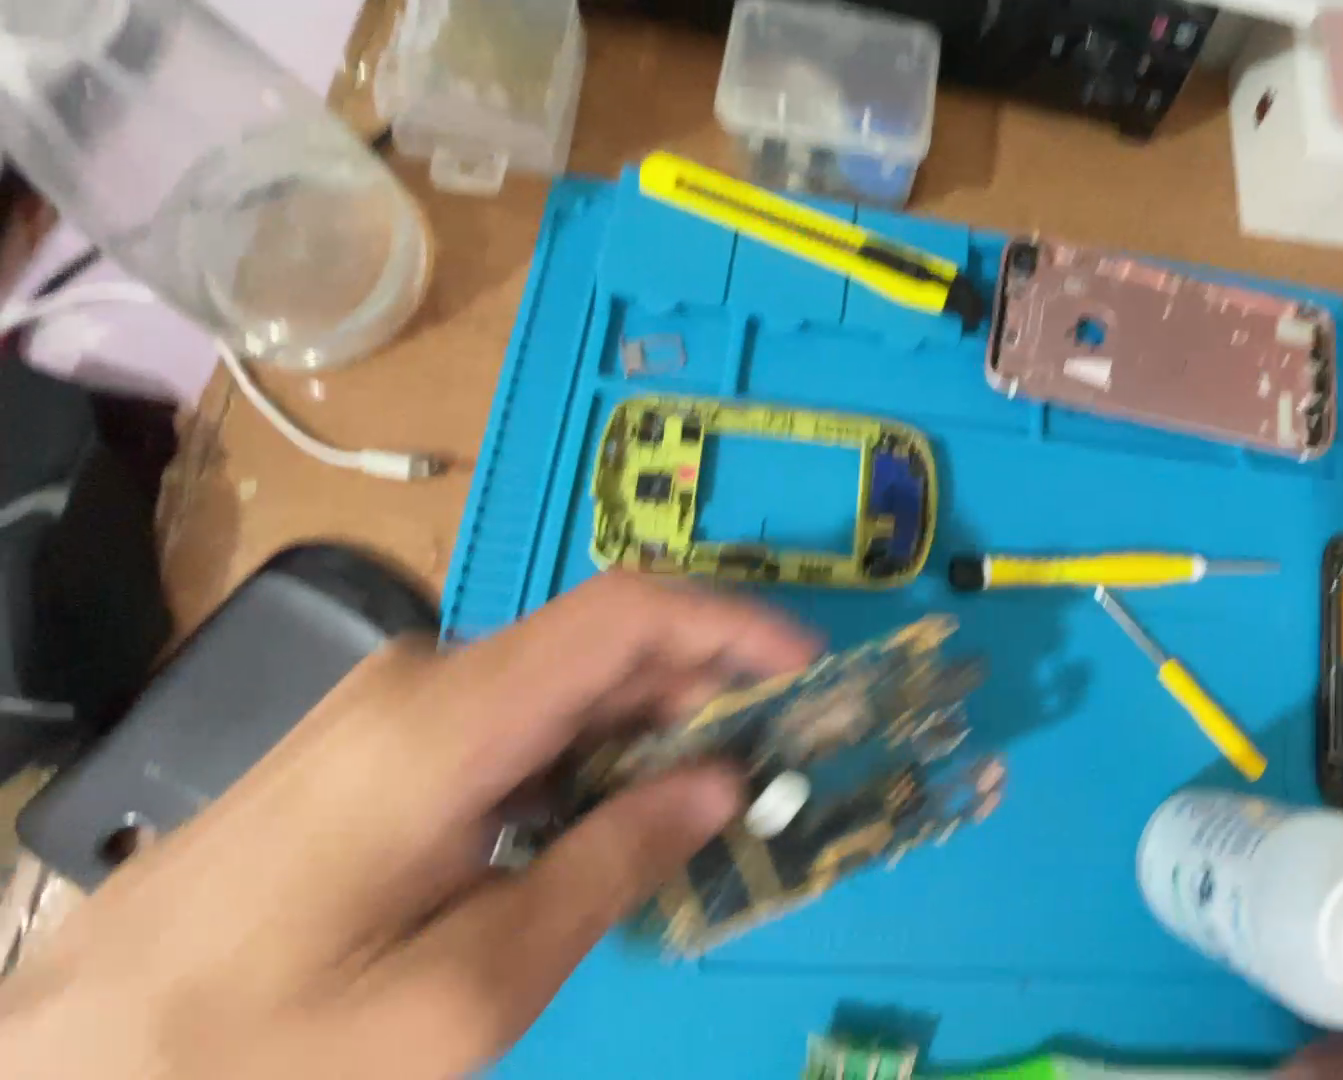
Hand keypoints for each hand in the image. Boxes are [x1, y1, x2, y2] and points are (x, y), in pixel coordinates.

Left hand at [0, 573, 818, 1078]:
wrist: (61, 1071)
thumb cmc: (268, 1051)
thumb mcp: (468, 993)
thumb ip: (612, 867)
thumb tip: (723, 783)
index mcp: (448, 720)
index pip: (623, 615)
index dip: (731, 622)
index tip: (806, 662)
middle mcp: (429, 677)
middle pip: (607, 646)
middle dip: (708, 689)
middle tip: (772, 760)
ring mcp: (404, 698)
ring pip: (573, 680)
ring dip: (657, 725)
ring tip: (712, 796)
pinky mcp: (393, 729)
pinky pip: (531, 712)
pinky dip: (601, 748)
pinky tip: (623, 808)